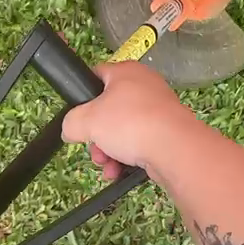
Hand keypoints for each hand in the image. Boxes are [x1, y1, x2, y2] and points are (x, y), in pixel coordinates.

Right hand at [61, 62, 203, 181]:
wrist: (173, 147)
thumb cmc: (129, 123)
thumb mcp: (87, 121)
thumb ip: (71, 123)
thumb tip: (70, 130)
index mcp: (125, 72)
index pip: (96, 76)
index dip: (83, 96)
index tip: (78, 117)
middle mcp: (144, 86)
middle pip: (108, 110)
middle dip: (96, 136)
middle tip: (94, 150)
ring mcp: (157, 109)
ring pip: (123, 130)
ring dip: (109, 152)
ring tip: (107, 166)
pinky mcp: (166, 131)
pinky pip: (139, 142)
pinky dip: (127, 157)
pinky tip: (119, 172)